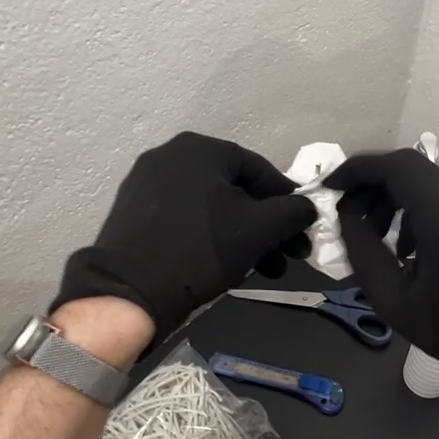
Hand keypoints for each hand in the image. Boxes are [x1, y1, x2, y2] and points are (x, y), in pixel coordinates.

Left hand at [55, 132, 314, 345]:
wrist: (131, 289)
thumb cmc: (201, 249)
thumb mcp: (259, 230)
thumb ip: (293, 213)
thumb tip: (307, 208)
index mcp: (201, 149)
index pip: (262, 171)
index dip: (289, 202)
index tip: (303, 229)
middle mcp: (171, 156)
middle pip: (237, 191)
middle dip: (267, 227)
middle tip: (287, 256)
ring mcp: (148, 182)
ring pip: (213, 208)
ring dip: (243, 237)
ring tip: (263, 270)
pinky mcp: (134, 211)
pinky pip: (187, 218)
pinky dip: (212, 237)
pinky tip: (229, 265)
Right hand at [327, 151, 438, 400]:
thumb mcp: (388, 297)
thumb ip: (361, 247)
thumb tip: (346, 213)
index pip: (397, 167)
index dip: (358, 169)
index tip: (332, 187)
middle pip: (410, 166)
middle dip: (371, 182)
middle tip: (349, 213)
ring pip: (425, 179)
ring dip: (392, 196)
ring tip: (375, 234)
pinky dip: (413, 207)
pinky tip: (403, 245)